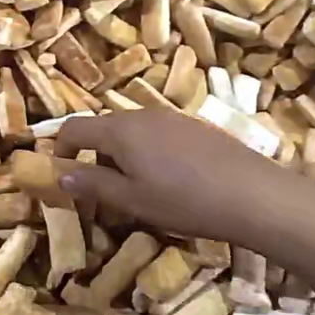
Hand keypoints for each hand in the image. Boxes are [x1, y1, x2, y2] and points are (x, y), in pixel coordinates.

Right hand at [53, 109, 314, 248]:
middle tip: (97, 191)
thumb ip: (93, 185)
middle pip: (104, 128)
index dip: (62, 149)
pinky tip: (168, 181)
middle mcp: (143, 114)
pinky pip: (158, 134)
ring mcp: (172, 117)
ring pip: (133, 131)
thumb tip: (61, 175)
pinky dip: (148, 153)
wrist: (252, 194)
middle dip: (93, 155)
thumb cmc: (183, 200)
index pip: (75, 127)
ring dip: (121, 155)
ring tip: (133, 189)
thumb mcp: (131, 200)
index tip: (62, 175)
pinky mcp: (196, 126)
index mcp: (120, 129)